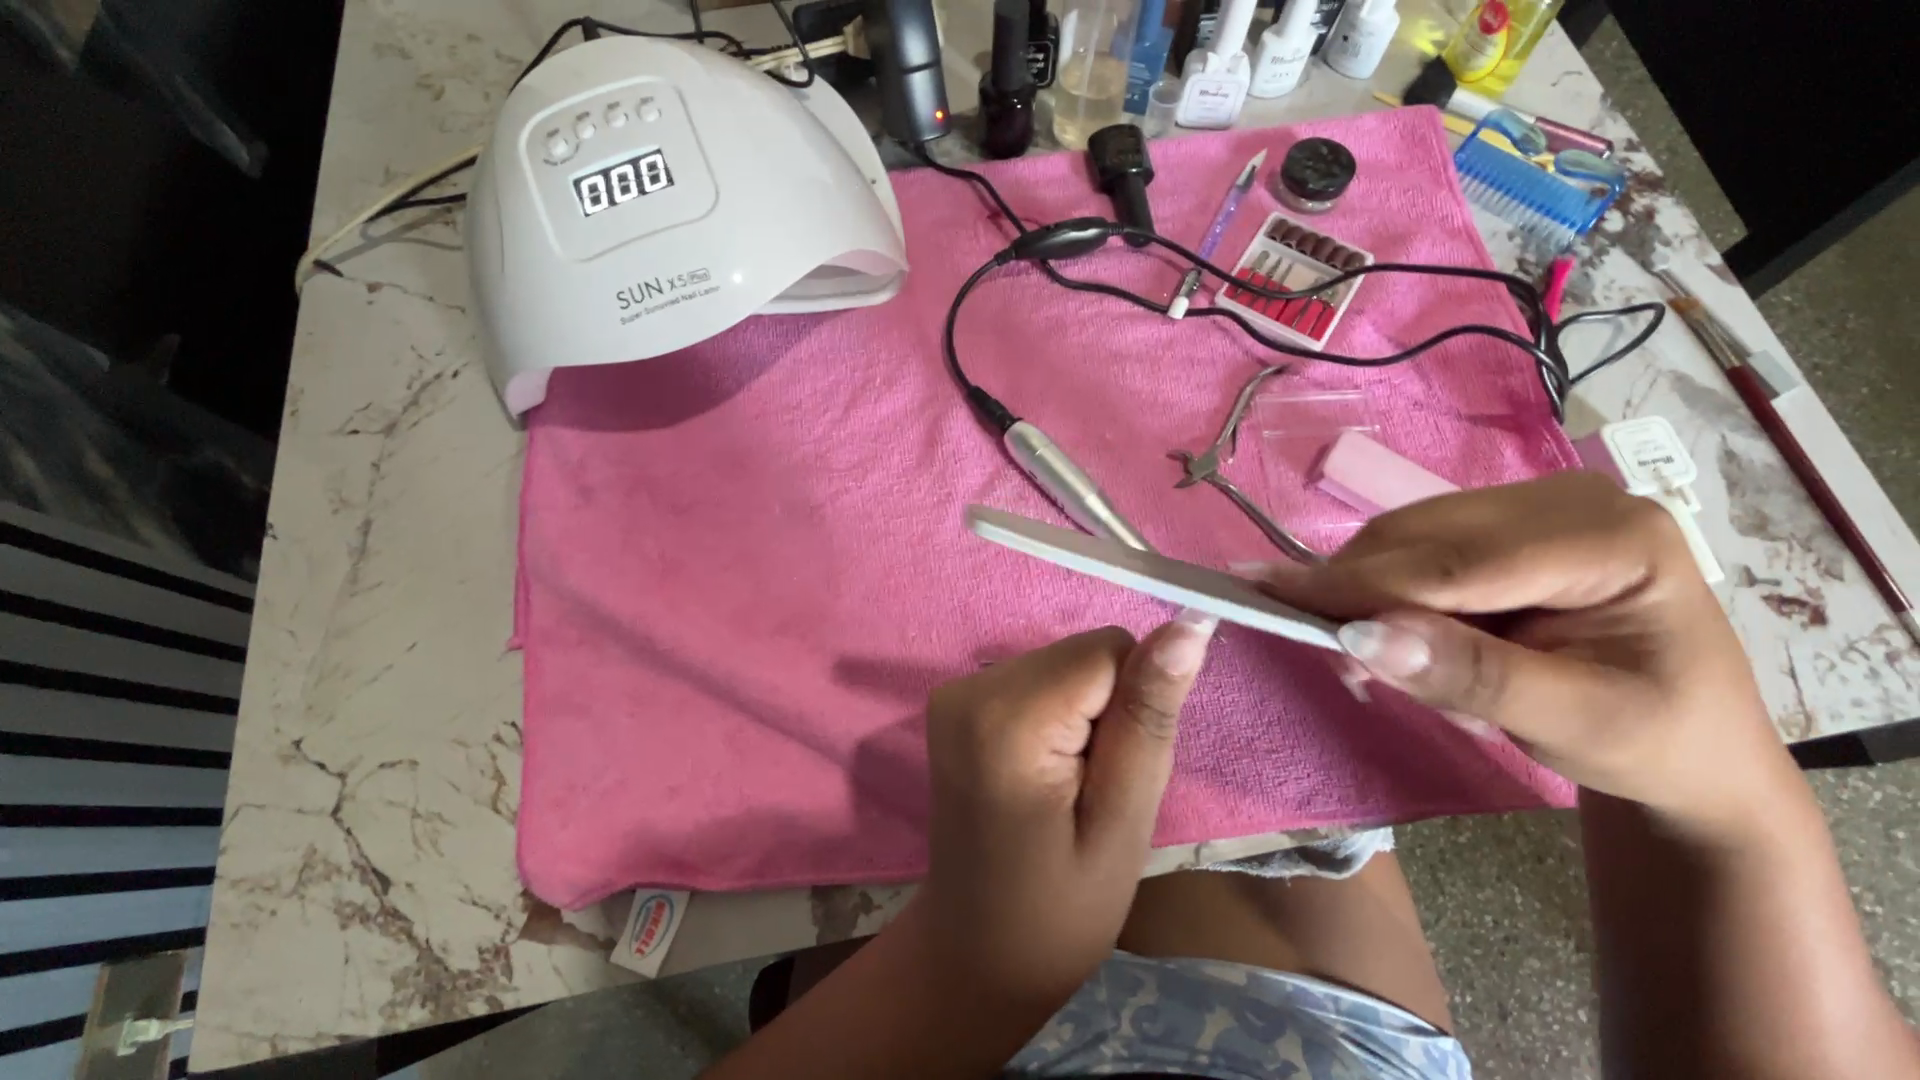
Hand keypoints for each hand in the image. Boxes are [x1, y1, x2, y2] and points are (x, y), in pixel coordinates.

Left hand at [914, 614, 1215, 1011]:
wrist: (979, 950)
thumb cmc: (1061, 908)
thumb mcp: (1123, 820)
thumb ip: (1150, 715)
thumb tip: (1189, 623)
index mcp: (1006, 716)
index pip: (1110, 648)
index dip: (1134, 705)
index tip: (1116, 772)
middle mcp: (970, 685)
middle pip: (1084, 653)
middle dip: (1108, 709)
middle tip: (1092, 789)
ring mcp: (955, 692)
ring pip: (1066, 664)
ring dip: (1084, 716)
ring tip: (1067, 789)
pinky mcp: (956, 702)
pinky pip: (1039, 679)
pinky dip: (1057, 718)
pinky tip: (1043, 777)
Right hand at [1260, 472, 1793, 834]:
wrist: (1692, 747)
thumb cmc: (1652, 742)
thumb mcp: (1574, 724)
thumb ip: (1472, 677)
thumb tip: (1360, 635)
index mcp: (1615, 538)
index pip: (1458, 559)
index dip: (1361, 583)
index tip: (1271, 595)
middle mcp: (1572, 500)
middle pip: (1425, 536)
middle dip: (1357, 588)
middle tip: (1307, 639)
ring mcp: (1536, 507)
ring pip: (1410, 536)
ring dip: (1367, 590)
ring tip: (1355, 650)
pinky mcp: (1506, 527)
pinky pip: (1418, 548)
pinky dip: (1386, 589)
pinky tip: (1388, 629)